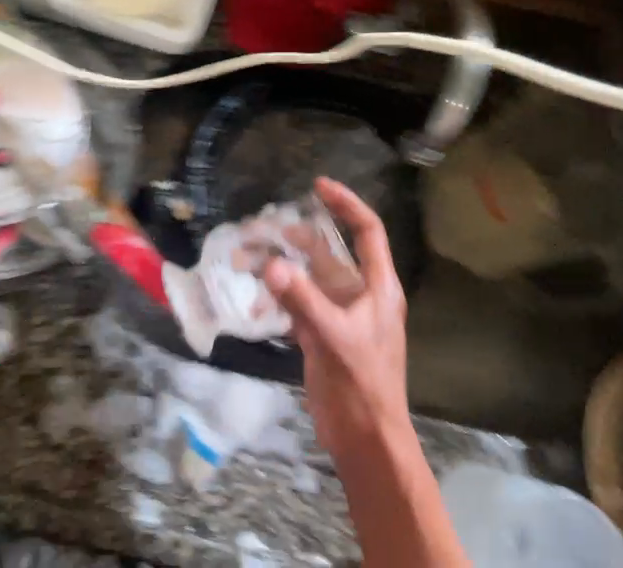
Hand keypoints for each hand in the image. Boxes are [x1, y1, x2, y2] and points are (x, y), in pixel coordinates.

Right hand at [263, 177, 410, 455]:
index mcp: (378, 288)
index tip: (317, 185)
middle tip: (258, 229)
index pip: (368, 232)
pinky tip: (253, 302)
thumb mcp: (335, 337)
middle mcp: (359, 294)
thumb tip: (271, 264)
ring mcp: (337, 315)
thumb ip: (303, 300)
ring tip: (244, 260)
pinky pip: (295, 305)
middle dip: (294, 238)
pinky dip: (276, 299)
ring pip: (306, 279)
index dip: (346, 205)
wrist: (365, 438)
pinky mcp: (320, 335)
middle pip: (327, 252)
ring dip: (279, 269)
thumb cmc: (362, 384)